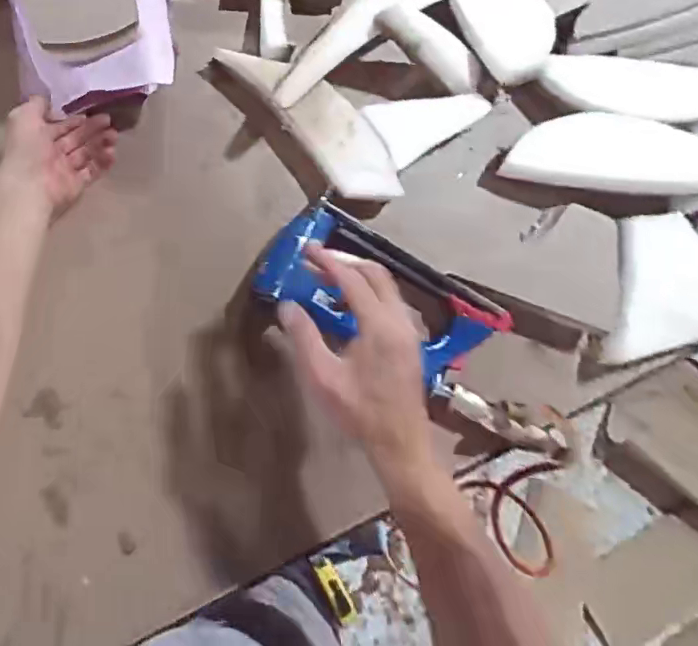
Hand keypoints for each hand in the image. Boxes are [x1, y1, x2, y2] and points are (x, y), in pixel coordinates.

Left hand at [0, 97, 117, 215]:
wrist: (29, 185)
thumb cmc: (27, 149)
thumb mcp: (24, 116)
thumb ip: (36, 105)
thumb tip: (48, 102)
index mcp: (38, 137)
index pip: (61, 126)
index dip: (75, 119)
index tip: (92, 111)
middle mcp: (51, 153)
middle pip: (76, 138)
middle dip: (93, 128)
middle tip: (109, 120)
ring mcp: (64, 170)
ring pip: (86, 154)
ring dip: (101, 143)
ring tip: (114, 136)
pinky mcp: (75, 185)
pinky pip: (92, 172)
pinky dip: (103, 163)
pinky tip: (112, 153)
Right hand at [278, 246, 437, 486]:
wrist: (401, 446)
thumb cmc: (360, 413)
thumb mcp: (323, 376)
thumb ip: (303, 337)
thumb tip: (287, 305)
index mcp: (380, 326)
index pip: (352, 280)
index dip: (328, 262)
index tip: (306, 251)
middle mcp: (400, 321)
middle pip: (375, 274)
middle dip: (345, 262)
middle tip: (316, 260)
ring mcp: (409, 331)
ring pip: (386, 287)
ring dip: (357, 276)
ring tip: (327, 279)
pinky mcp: (410, 342)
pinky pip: (389, 301)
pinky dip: (367, 292)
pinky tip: (347, 306)